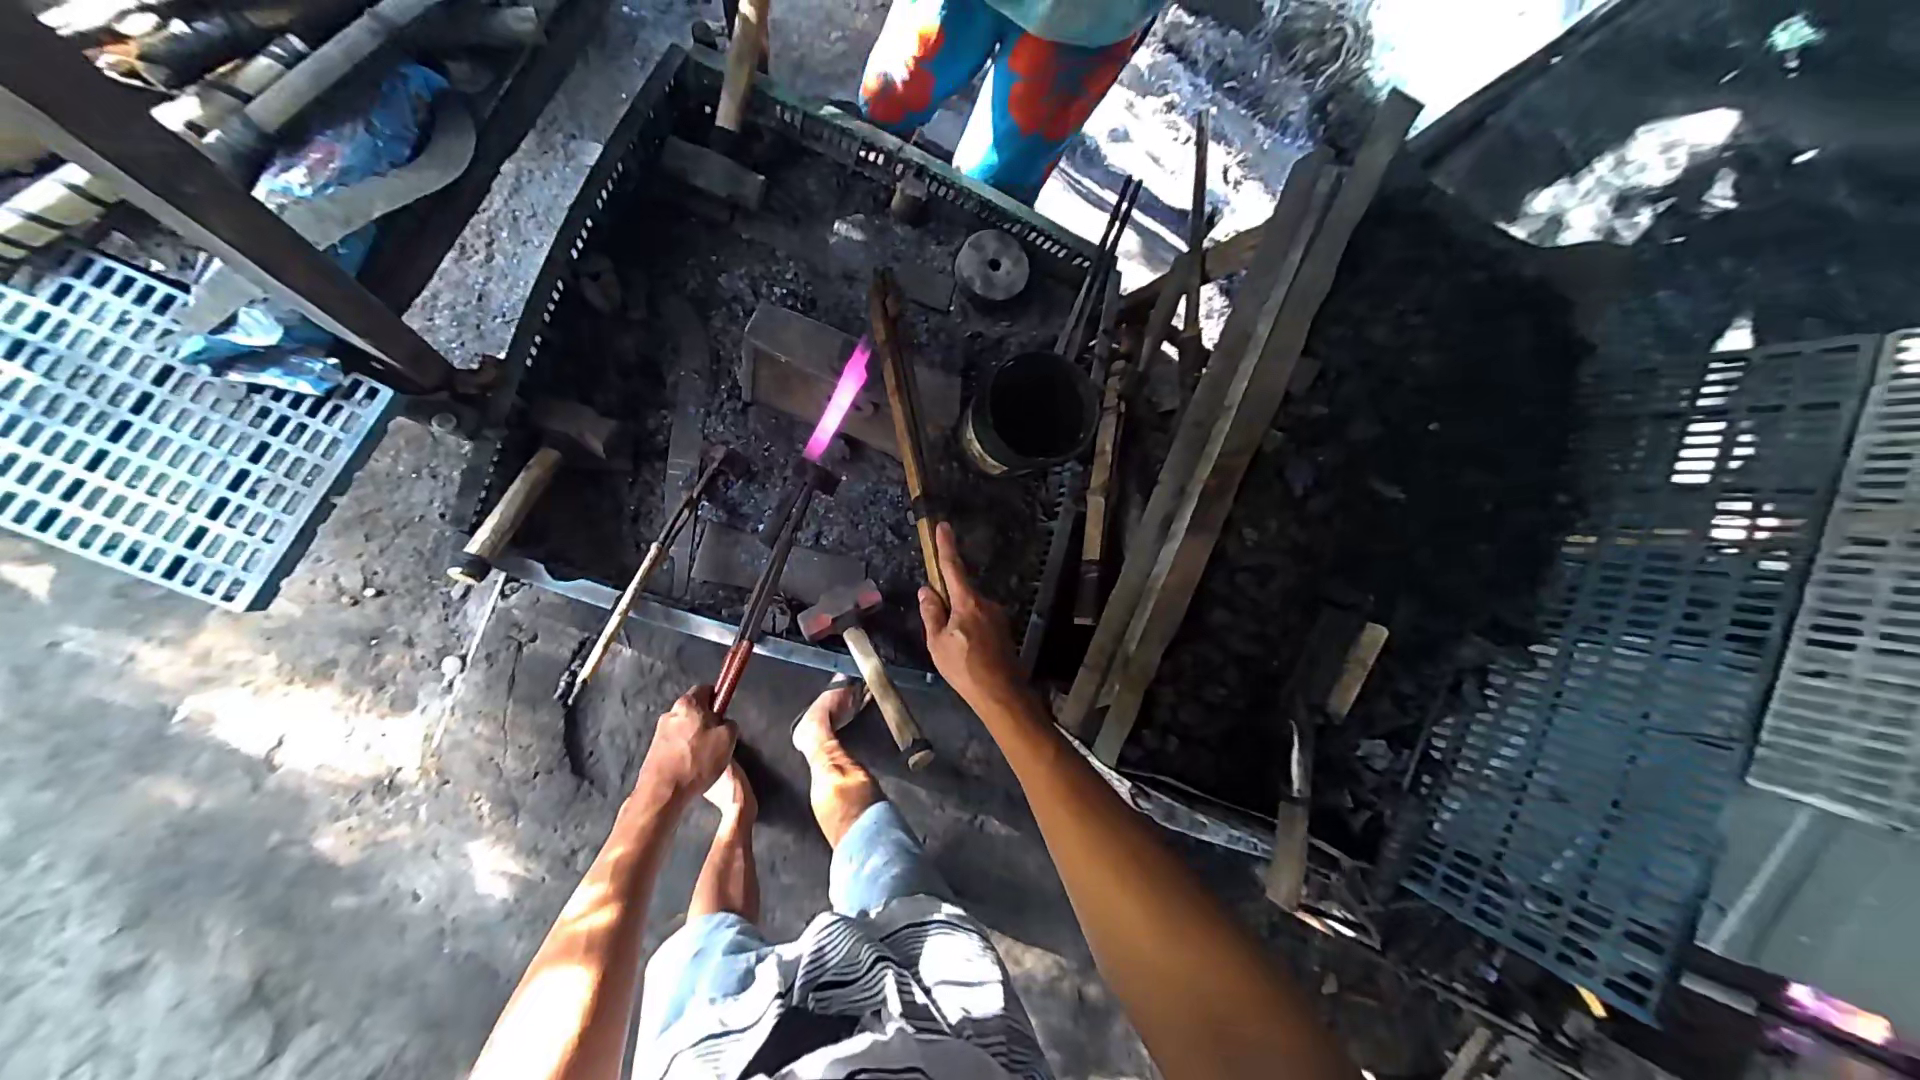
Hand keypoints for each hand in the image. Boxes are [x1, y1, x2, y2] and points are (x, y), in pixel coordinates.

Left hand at [636, 685, 736, 803]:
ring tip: (704, 757)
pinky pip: (675, 744)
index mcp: (688, 703)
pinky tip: (691, 766)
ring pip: (685, 728)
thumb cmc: (698, 761)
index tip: (725, 713)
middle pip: (695, 710)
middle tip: (718, 738)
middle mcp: (670, 713)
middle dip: (707, 721)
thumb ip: (730, 724)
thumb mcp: (728, 739)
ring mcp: (659, 732)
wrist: (663, 792)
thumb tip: (723, 723)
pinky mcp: (654, 750)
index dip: (719, 699)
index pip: (706, 689)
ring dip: (695, 737)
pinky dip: (684, 751)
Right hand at [918, 522, 1023, 707]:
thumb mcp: (937, 641)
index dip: (945, 545)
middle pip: (961, 592)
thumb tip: (926, 590)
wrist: (1000, 692)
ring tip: (952, 650)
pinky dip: (968, 630)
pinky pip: (979, 621)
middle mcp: (986, 603)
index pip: (953, 567)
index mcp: (968, 602)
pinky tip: (965, 653)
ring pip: (970, 609)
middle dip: (947, 602)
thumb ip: (931, 613)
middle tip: (938, 630)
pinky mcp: (1002, 630)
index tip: (942, 526)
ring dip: (958, 620)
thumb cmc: (963, 667)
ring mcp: (997, 616)